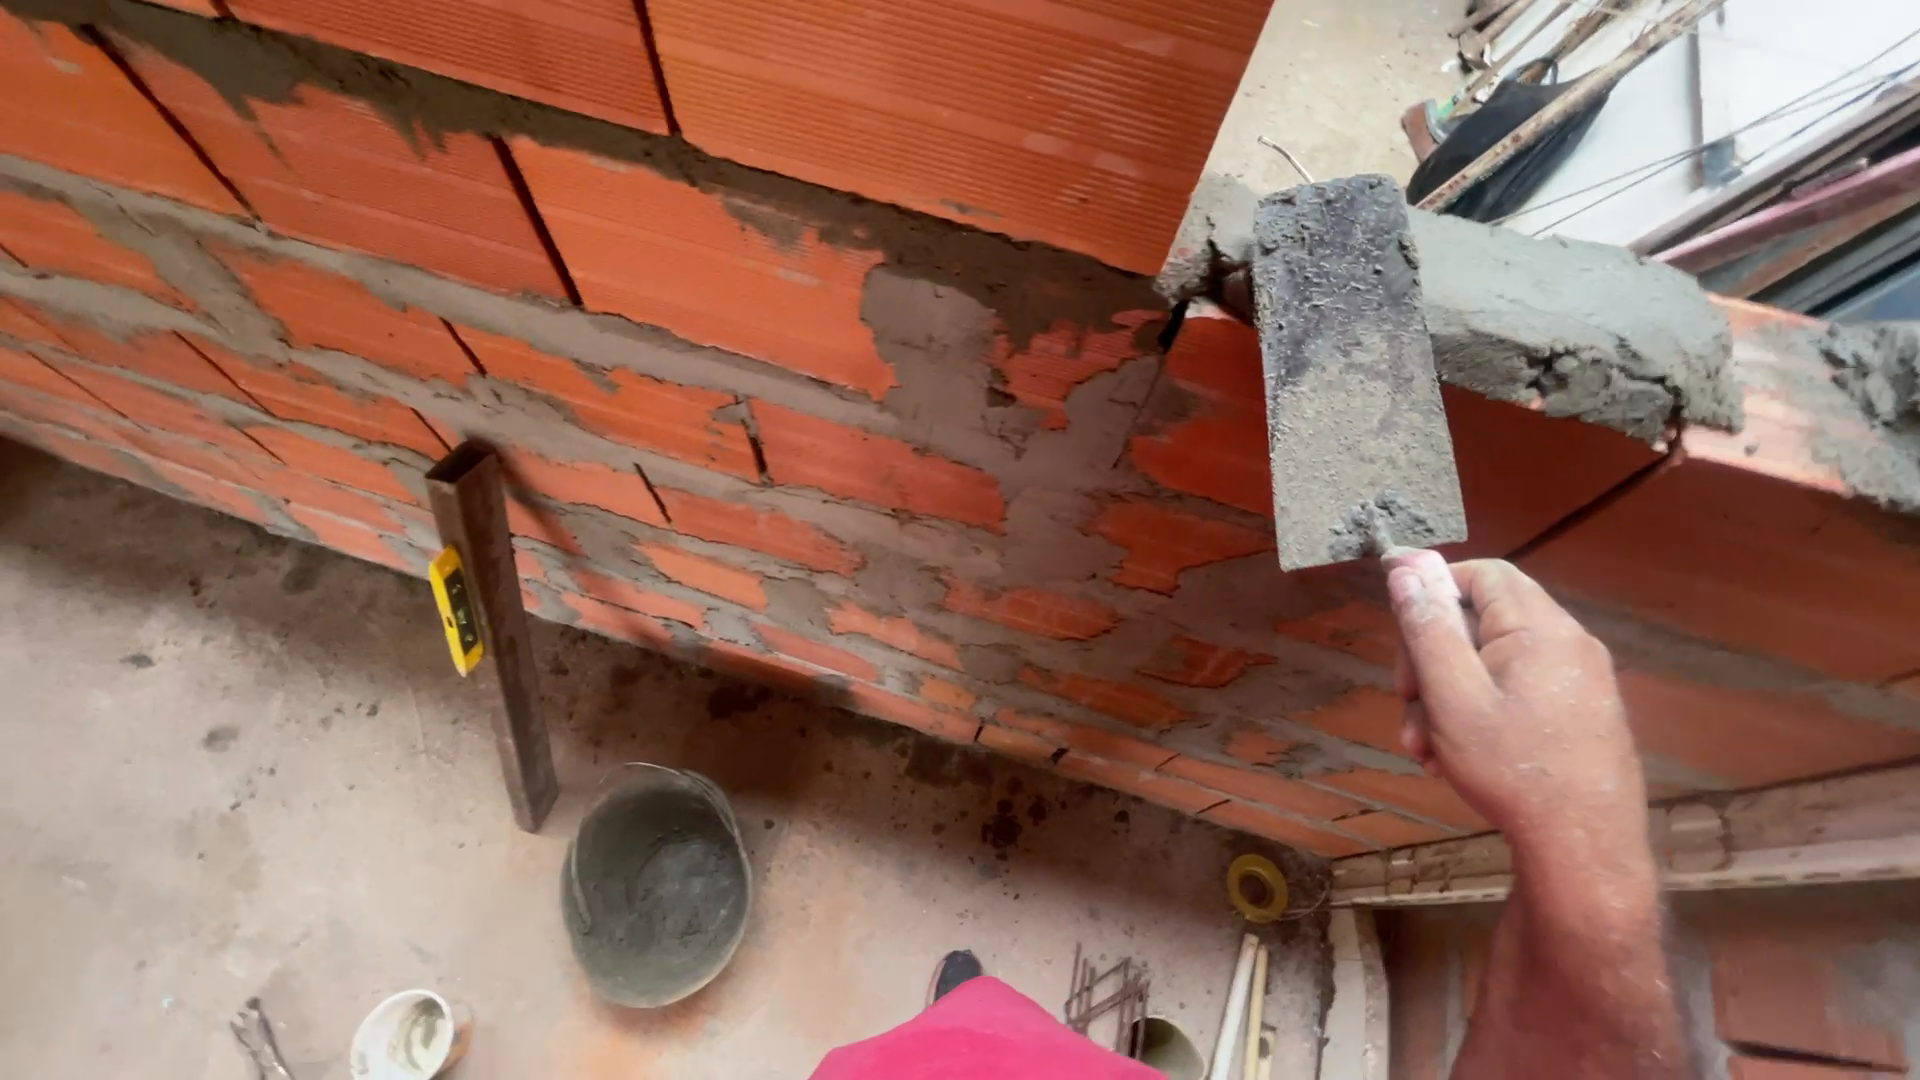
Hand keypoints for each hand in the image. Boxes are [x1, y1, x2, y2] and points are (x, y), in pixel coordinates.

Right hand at [1383, 550, 1646, 847]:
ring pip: (1487, 661)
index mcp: (1541, 630)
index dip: (1432, 587)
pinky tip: (1452, 753)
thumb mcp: (1451, 693)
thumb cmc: (1510, 766)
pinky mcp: (1575, 711)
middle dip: (1430, 656)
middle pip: (1479, 620)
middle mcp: (1567, 644)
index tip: (1399, 626)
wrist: (1583, 849)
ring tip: (1425, 742)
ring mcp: (1575, 680)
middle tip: (1408, 700)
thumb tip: (1407, 567)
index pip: (1481, 573)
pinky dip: (1474, 710)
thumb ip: (1427, 627)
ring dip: (1444, 693)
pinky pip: (1510, 690)